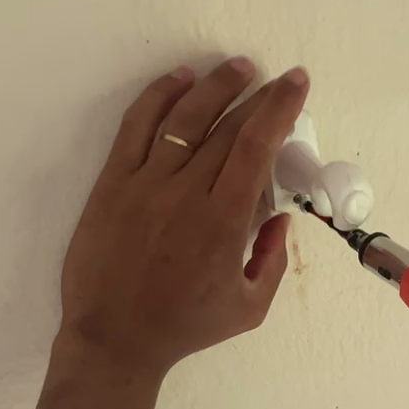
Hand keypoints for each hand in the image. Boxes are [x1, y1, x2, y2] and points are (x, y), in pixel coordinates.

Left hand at [56, 57, 309, 381]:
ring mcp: (145, 184)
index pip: (256, 147)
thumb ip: (273, 261)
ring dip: (214, 86)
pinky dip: (159, 97)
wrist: (116, 339)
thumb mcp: (249, 309)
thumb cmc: (185, 328)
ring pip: (184, 118)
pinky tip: (179, 80)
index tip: (296, 83)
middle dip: (257, 96)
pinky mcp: (112, 184)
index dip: (279, 108)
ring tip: (236, 68)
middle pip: (227, 127)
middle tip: (274, 80)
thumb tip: (280, 218)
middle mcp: (186, 194)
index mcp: (224, 223)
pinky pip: (136, 127)